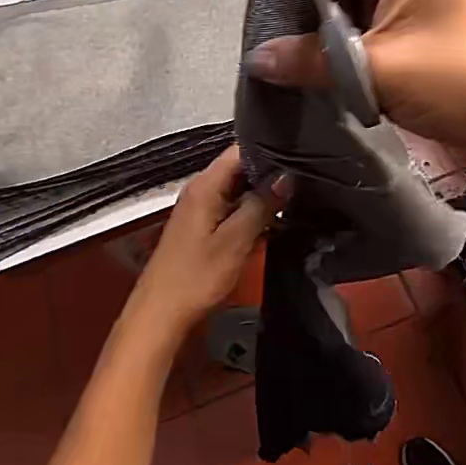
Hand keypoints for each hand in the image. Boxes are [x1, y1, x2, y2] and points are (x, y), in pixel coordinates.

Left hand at [129, 146, 281, 325]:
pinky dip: (251, 214)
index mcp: (205, 185)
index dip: (269, 151)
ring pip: (238, 191)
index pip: (239, 150)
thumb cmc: (197, 276)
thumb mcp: (236, 240)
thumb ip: (260, 205)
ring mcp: (200, 209)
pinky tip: (272, 225)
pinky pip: (232, 209)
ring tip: (295, 202)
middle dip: (270, 175)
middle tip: (304, 185)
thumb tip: (286, 177)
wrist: (162, 314)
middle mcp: (200, 190)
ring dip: (262, 197)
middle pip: (240, 169)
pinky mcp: (203, 228)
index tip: (298, 160)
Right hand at [247, 0, 465, 151]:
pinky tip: (333, 60)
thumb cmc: (459, 83)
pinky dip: (344, 33)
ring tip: (314, 51)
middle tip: (299, 31)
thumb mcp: (377, 69)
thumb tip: (259, 60)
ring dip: (328, 17)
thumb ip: (311, 60)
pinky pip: (364, 12)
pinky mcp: (413, 17)